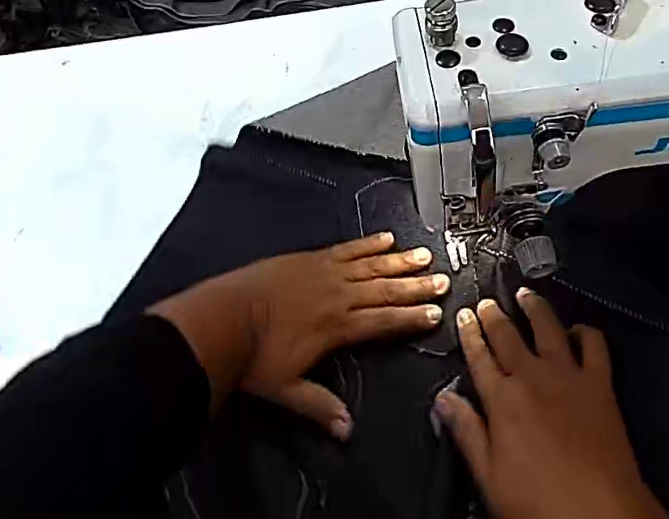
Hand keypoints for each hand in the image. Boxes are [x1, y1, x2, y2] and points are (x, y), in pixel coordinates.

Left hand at [152, 232, 448, 439]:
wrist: (226, 317)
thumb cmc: (256, 357)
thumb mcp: (287, 390)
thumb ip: (319, 407)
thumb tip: (347, 431)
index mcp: (338, 326)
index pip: (383, 321)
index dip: (411, 317)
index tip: (435, 313)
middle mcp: (340, 295)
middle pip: (386, 289)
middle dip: (416, 287)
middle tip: (442, 281)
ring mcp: (328, 272)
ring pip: (373, 265)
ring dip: (400, 262)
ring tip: (424, 256)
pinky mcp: (315, 257)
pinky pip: (349, 248)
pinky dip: (369, 243)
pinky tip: (386, 238)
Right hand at [435, 290, 666, 518]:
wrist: (599, 515)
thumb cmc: (540, 505)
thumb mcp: (490, 478)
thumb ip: (467, 432)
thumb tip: (444, 399)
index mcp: (502, 400)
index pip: (479, 357)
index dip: (469, 333)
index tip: (464, 316)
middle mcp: (532, 376)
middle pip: (507, 335)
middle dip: (493, 315)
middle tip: (486, 302)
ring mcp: (567, 374)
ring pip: (546, 326)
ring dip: (534, 307)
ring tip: (525, 295)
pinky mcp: (599, 382)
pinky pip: (593, 344)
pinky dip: (585, 332)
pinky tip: (577, 330)